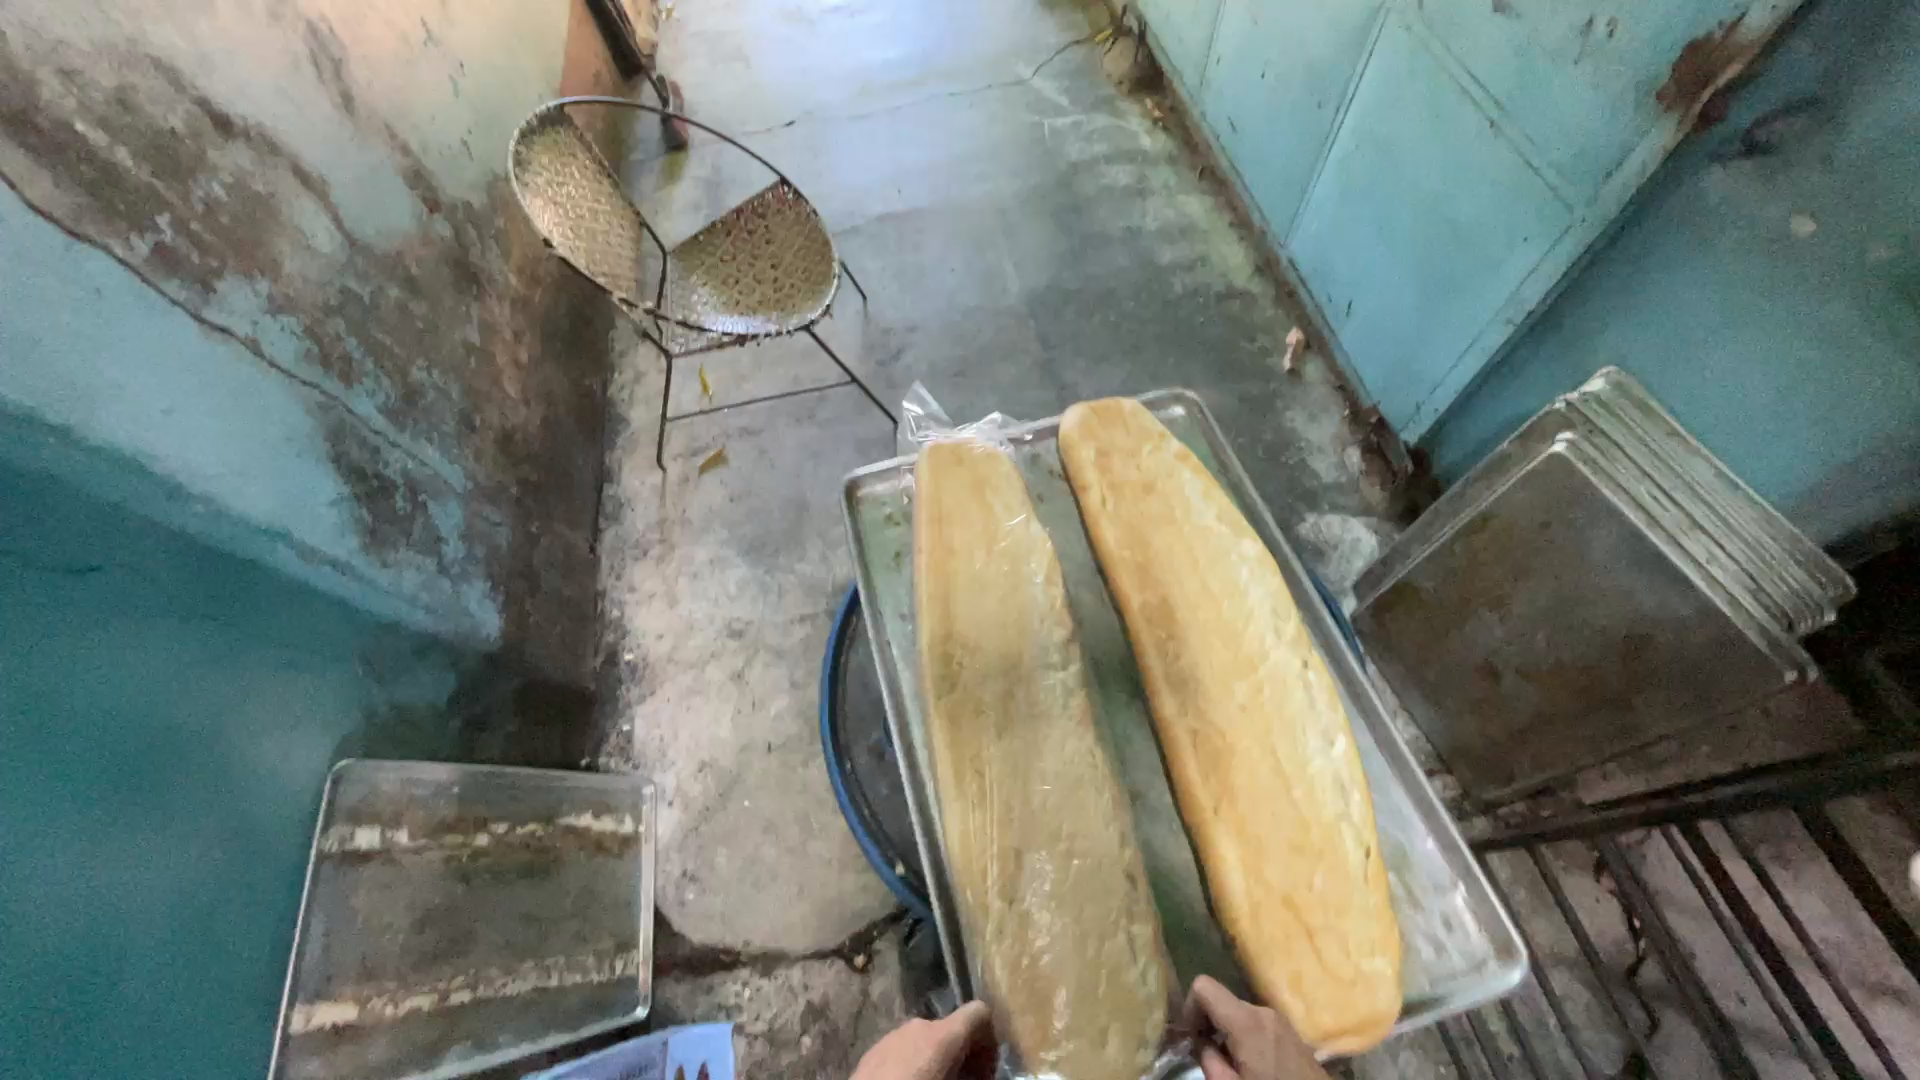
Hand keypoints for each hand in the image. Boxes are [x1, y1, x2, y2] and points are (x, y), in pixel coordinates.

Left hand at [849, 1000, 992, 1079]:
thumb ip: (973, 1076)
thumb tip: (977, 1074)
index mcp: (943, 1035)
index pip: (979, 1012)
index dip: (989, 1042)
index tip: (985, 1075)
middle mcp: (920, 1025)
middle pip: (953, 1030)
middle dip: (963, 1058)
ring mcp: (893, 1035)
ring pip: (927, 1041)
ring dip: (937, 1062)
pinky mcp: (873, 1050)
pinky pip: (905, 1050)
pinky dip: (915, 1066)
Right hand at [1184, 976, 1328, 1079]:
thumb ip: (1208, 1061)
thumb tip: (1202, 1043)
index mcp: (1245, 1021)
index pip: (1203, 986)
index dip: (1190, 1008)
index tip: (1191, 1037)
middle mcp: (1261, 1010)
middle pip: (1221, 1000)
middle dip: (1208, 1023)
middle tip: (1207, 1055)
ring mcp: (1279, 1019)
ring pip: (1237, 1012)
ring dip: (1226, 1032)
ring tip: (1230, 1065)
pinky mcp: (1290, 1031)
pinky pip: (1255, 1022)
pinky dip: (1243, 1036)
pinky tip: (1251, 1065)